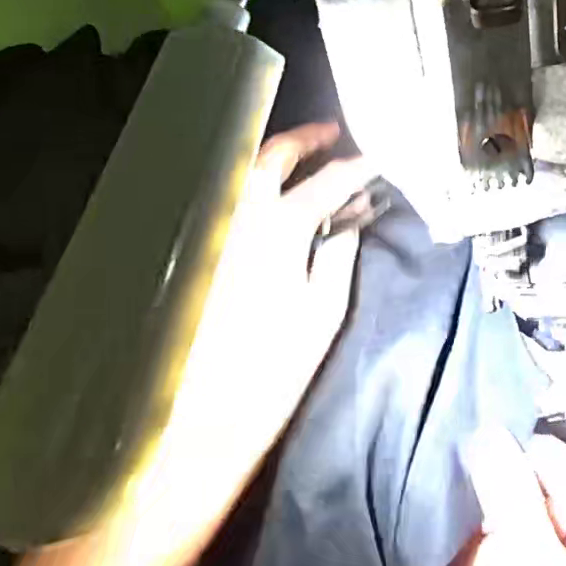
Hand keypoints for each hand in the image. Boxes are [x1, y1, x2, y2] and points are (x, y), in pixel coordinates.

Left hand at [15, 123, 373, 565]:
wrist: (188, 431)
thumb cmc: (269, 374)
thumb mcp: (323, 313)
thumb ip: (339, 253)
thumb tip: (351, 215)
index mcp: (279, 229)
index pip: (329, 181)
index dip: (358, 166)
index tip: (377, 159)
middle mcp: (237, 217)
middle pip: (272, 157)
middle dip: (306, 139)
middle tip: (331, 134)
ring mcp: (206, 233)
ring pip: (238, 174)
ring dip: (272, 157)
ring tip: (300, 157)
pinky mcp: (187, 254)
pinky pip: (221, 201)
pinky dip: (247, 188)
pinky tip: (264, 196)